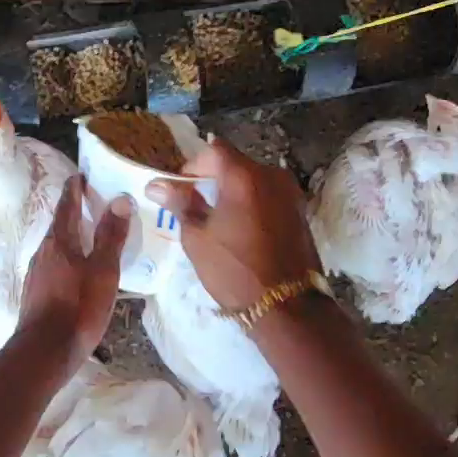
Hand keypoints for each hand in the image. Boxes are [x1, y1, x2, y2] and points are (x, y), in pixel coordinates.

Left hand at [19, 176, 131, 367]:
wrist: (44, 351)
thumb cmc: (78, 307)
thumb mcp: (103, 270)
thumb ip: (111, 236)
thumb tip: (119, 199)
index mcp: (59, 240)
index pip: (66, 204)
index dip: (74, 188)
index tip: (81, 174)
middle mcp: (43, 251)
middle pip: (60, 224)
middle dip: (75, 211)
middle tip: (93, 202)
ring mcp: (37, 273)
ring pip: (56, 246)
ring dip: (72, 236)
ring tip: (91, 235)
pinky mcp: (36, 293)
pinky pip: (54, 265)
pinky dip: (68, 258)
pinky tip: (79, 269)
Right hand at [146, 138, 318, 312]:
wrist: (287, 306)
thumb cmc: (235, 269)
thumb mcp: (197, 238)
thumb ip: (180, 204)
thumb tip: (156, 185)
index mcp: (244, 176)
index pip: (214, 150)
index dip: (193, 165)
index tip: (181, 189)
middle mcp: (272, 176)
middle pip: (235, 163)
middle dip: (212, 178)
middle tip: (194, 205)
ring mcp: (291, 194)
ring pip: (253, 180)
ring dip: (233, 192)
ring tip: (217, 219)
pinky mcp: (300, 212)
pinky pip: (268, 196)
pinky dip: (251, 204)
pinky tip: (240, 229)